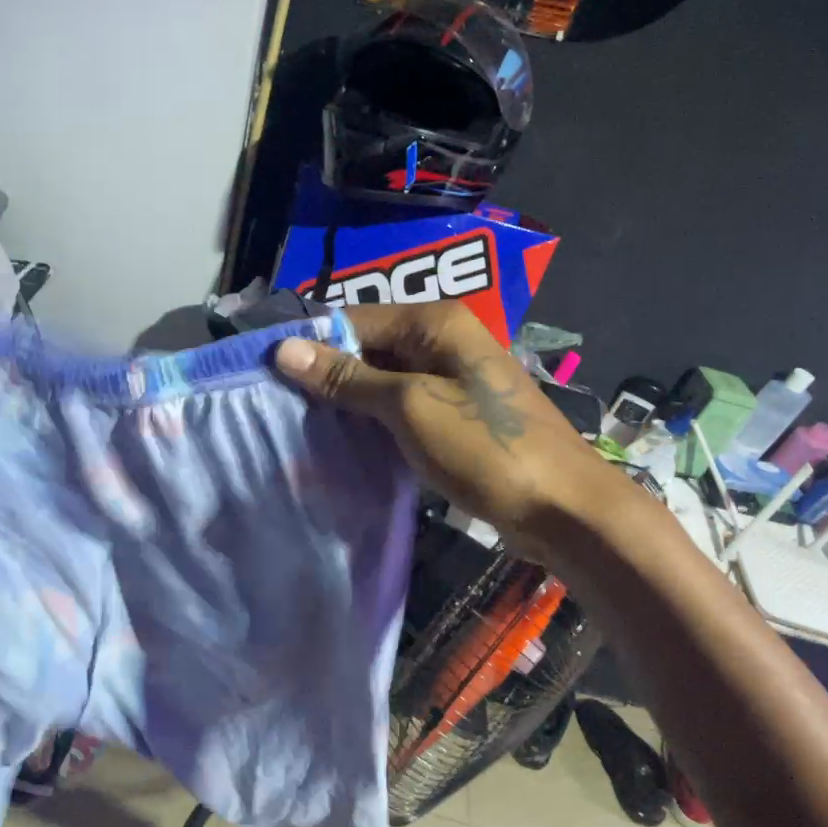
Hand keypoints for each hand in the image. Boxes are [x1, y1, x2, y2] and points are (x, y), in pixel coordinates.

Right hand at [274, 303, 615, 561]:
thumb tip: (284, 349)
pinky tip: (342, 444)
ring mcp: (451, 380)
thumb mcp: (409, 407)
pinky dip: (372, 423)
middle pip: (366, 348)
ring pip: (381, 382)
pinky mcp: (453, 416)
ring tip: (299, 427)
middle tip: (275, 406)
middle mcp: (442, 341)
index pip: (353, 318)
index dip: (310, 344)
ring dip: (346, 403)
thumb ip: (347, 378)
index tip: (265, 373)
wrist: (563, 508)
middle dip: (326, 375)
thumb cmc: (485, 448)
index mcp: (435, 323)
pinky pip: (400, 409)